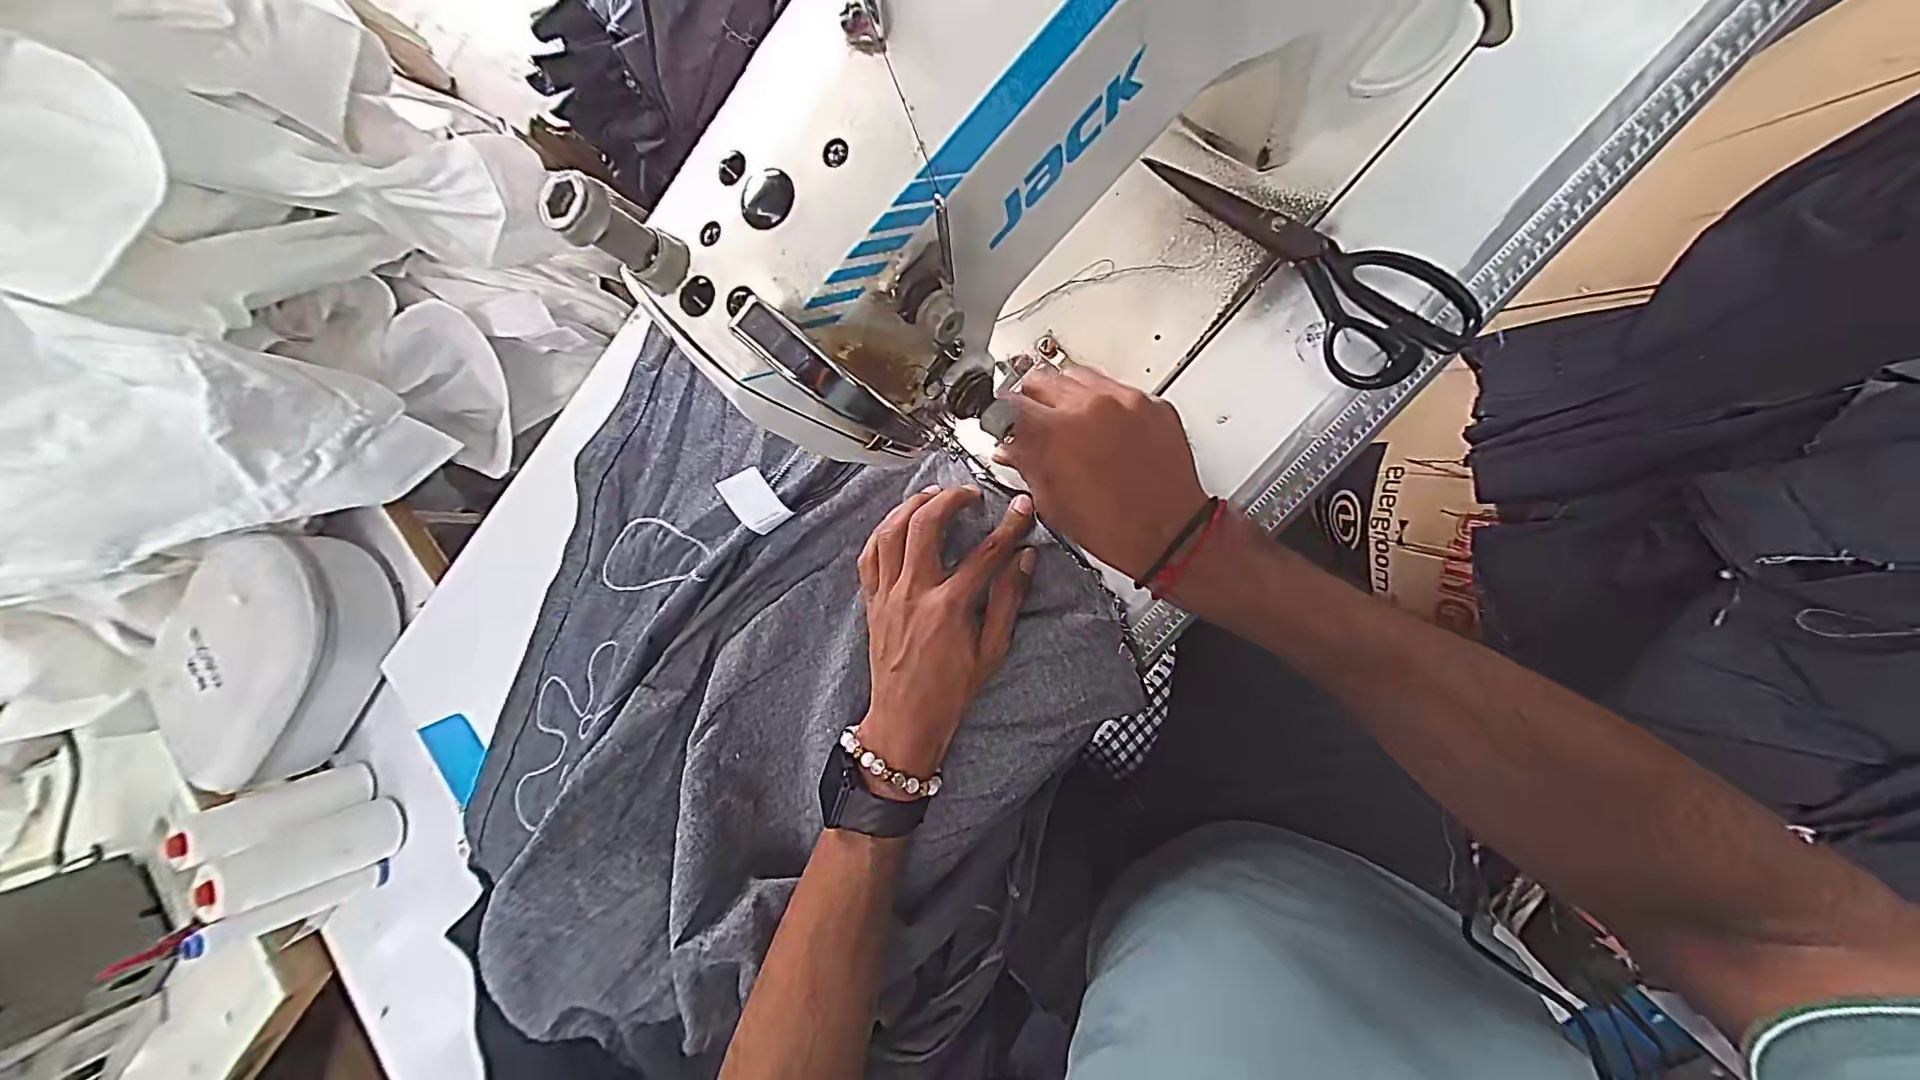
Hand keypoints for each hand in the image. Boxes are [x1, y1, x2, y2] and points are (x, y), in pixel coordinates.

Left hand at [855, 486, 1035, 785]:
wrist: (905, 719)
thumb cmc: (949, 691)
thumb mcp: (992, 650)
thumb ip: (1008, 601)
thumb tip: (1024, 561)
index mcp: (948, 608)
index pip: (986, 553)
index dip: (1009, 526)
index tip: (1022, 508)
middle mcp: (914, 594)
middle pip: (926, 526)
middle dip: (950, 499)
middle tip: (968, 493)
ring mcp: (888, 595)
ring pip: (891, 532)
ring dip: (911, 506)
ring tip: (932, 496)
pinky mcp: (872, 602)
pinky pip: (869, 555)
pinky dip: (883, 531)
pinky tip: (897, 523)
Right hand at [991, 364, 1209, 582]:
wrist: (1169, 534)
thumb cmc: (1115, 527)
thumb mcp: (1052, 502)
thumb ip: (1026, 465)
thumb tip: (1010, 448)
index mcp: (1056, 433)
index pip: (1008, 403)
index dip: (998, 413)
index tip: (1000, 419)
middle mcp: (1090, 406)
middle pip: (1040, 380)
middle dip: (1030, 402)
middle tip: (1033, 423)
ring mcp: (1124, 401)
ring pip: (1077, 375)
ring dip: (1065, 395)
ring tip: (1070, 424)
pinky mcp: (1150, 403)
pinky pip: (1115, 387)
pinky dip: (1101, 402)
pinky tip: (1102, 427)